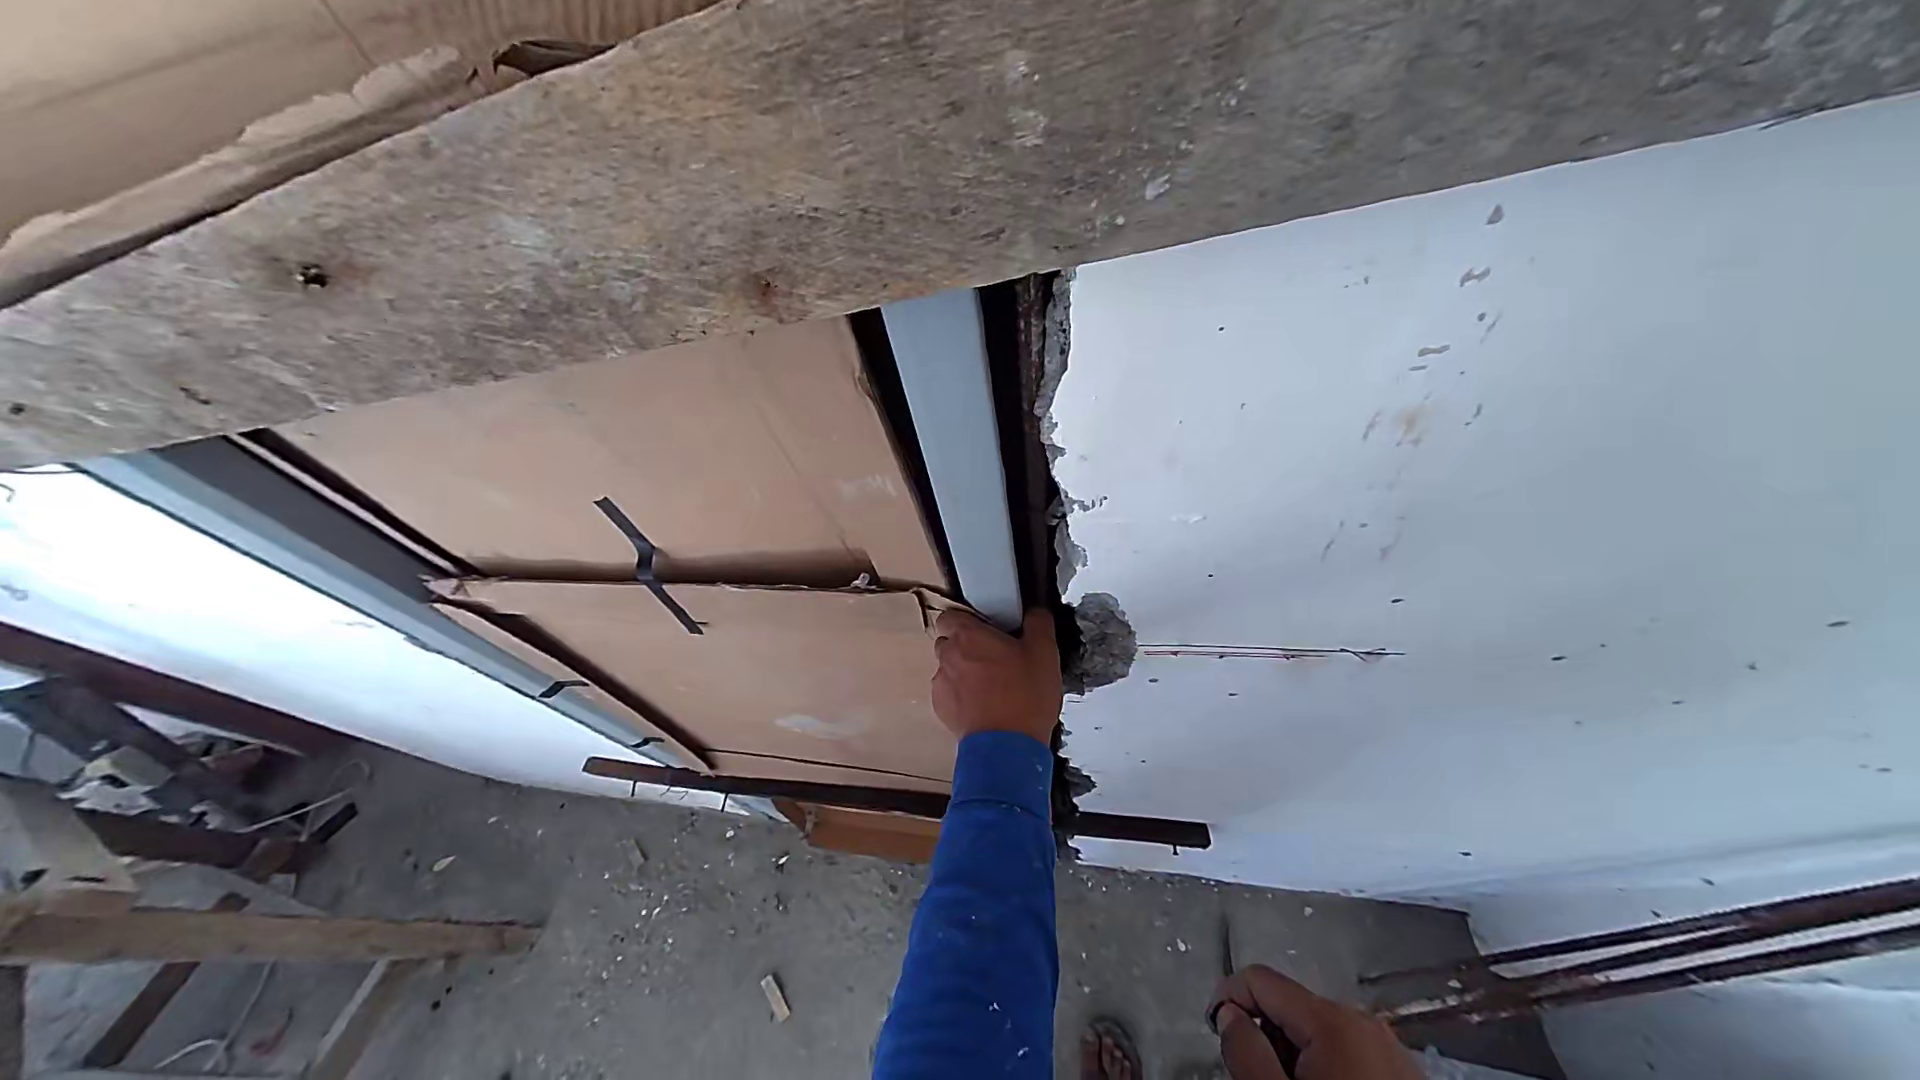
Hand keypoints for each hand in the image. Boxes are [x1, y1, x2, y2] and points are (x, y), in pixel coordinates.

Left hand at [930, 607, 1061, 744]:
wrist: (1007, 748)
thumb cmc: (1024, 698)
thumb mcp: (1045, 653)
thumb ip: (1039, 623)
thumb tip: (1036, 612)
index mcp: (969, 636)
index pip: (951, 615)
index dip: (967, 619)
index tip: (986, 628)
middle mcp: (949, 656)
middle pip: (948, 641)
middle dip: (967, 645)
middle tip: (994, 656)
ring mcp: (942, 684)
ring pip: (949, 668)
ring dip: (964, 671)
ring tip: (993, 684)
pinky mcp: (941, 709)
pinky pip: (949, 693)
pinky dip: (962, 695)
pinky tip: (985, 704)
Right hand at [1211, 966, 1418, 1079]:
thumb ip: (1244, 1051)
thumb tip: (1231, 1015)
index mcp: (1334, 1022)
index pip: (1259, 980)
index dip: (1227, 999)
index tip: (1217, 1037)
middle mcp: (1366, 1025)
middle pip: (1290, 1006)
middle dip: (1264, 1036)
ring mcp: (1392, 1053)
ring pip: (1318, 1033)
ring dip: (1293, 1057)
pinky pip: (1348, 1055)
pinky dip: (1325, 1071)